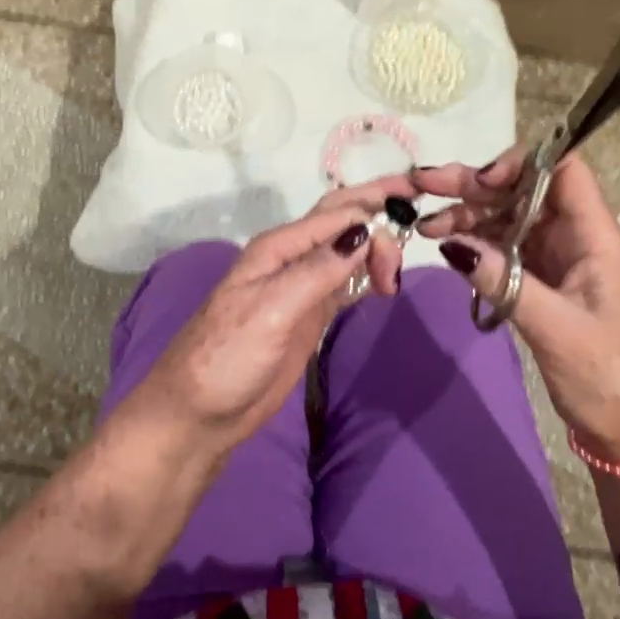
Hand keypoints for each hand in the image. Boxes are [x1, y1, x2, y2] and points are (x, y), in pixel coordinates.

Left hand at [129, 178, 415, 450]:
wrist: (199, 411)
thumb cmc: (226, 357)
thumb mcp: (271, 310)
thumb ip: (317, 272)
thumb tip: (364, 232)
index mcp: (278, 247)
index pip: (336, 214)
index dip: (375, 206)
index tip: (416, 216)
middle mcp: (291, 258)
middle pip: (341, 221)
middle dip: (378, 208)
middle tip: (421, 209)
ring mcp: (301, 287)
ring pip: (347, 251)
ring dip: (377, 247)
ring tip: (400, 270)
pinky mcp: (308, 315)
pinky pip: (345, 283)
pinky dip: (367, 276)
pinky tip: (386, 282)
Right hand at [414, 152, 619, 463]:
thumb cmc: (604, 375)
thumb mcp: (554, 328)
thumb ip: (503, 281)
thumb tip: (449, 243)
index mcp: (595, 236)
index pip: (563, 169)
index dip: (520, 163)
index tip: (479, 182)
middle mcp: (574, 235)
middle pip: (523, 188)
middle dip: (475, 184)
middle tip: (425, 186)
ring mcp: (554, 255)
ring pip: (506, 214)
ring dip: (466, 213)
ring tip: (424, 223)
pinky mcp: (537, 276)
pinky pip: (500, 243)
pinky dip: (471, 240)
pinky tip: (443, 244)